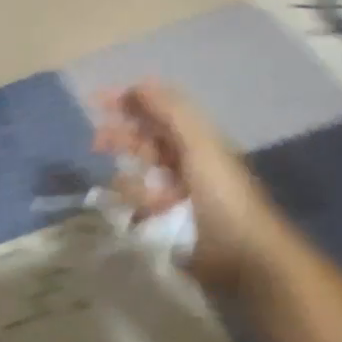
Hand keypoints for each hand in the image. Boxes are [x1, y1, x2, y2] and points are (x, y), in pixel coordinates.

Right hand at [93, 82, 290, 290]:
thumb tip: (139, 83)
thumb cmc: (223, 197)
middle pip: (146, 140)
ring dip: (130, 179)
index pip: (158, 111)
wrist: (245, 258)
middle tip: (96, 142)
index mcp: (197, 139)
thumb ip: (171, 112)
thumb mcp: (200, 145)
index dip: (129, 101)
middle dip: (122, 137)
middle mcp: (187, 161)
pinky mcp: (169, 223)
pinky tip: (140, 214)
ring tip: (129, 190)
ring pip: (141, 175)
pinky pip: (141, 206)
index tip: (96, 101)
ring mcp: (178, 194)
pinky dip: (138, 207)